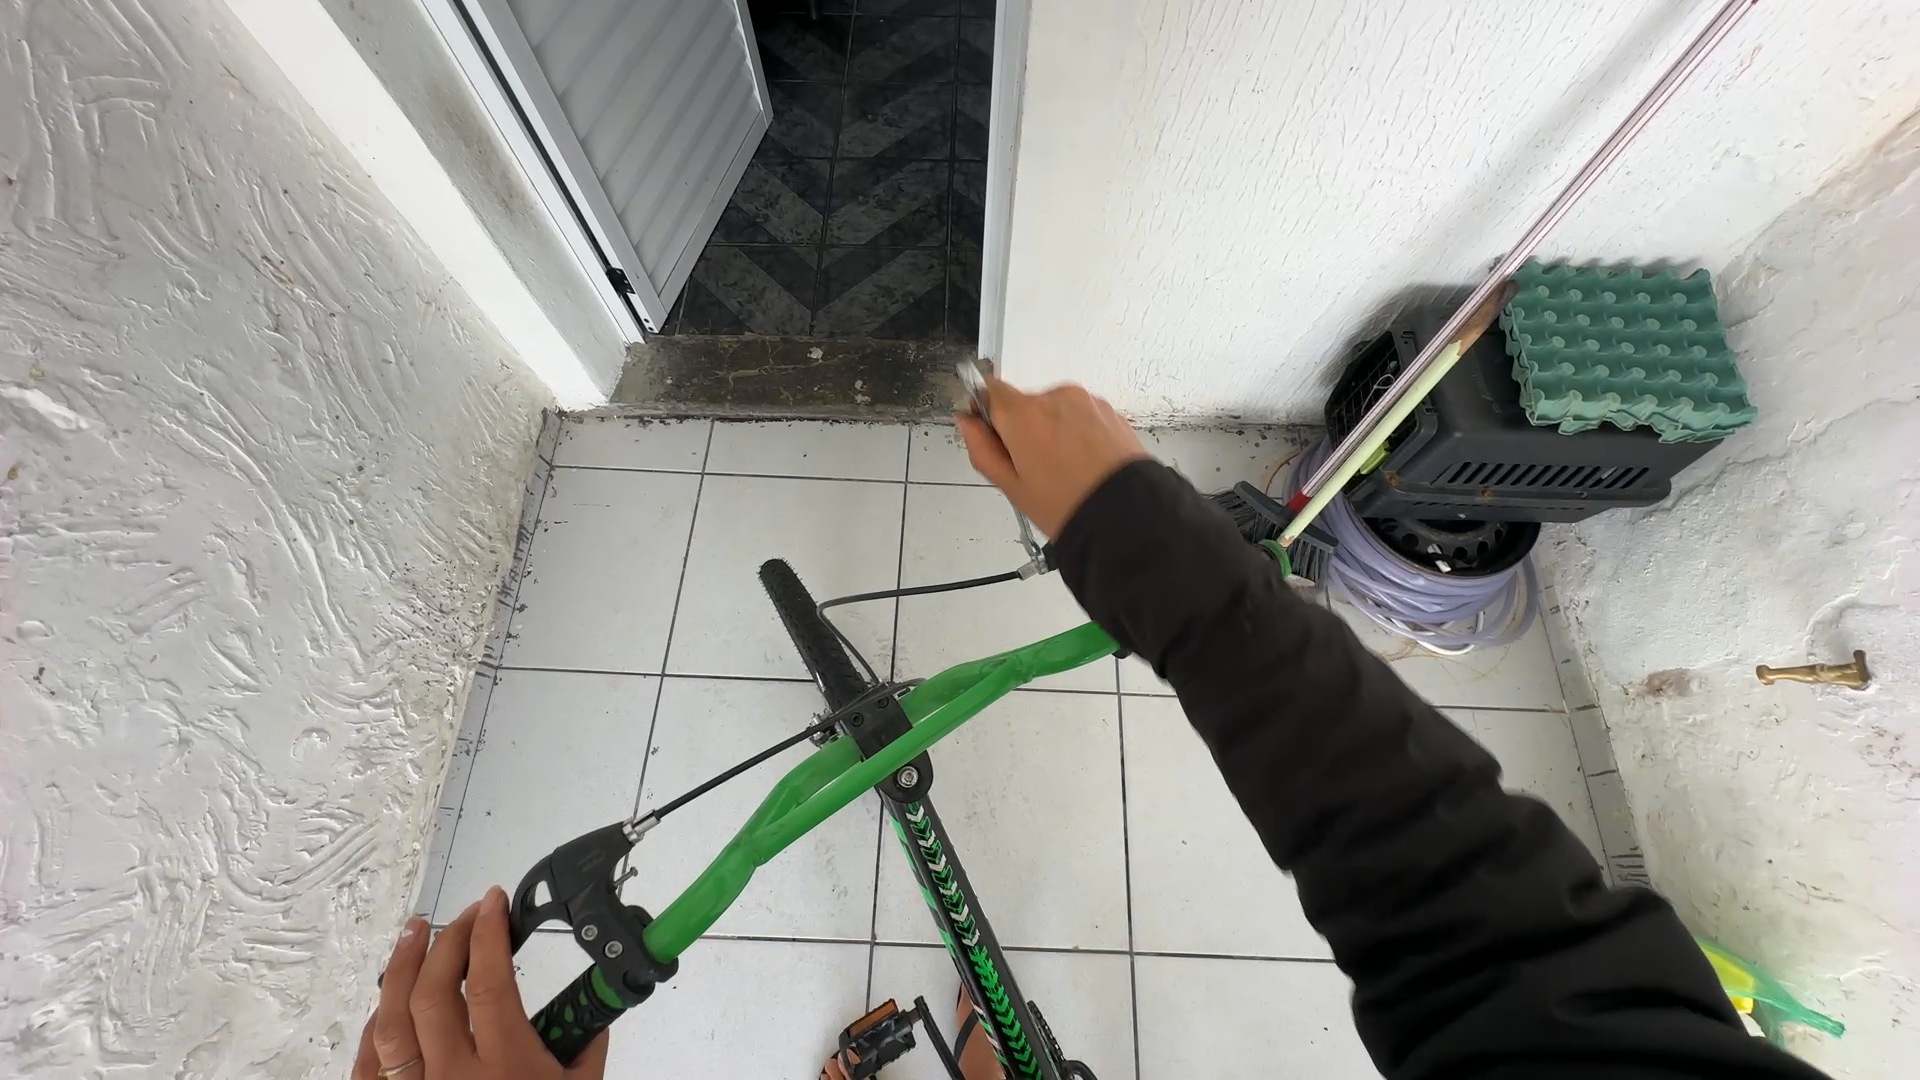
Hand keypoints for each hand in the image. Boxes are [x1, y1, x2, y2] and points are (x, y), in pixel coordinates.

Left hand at [353, 887, 608, 1079]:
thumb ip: (586, 1040)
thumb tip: (590, 1001)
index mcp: (505, 1066)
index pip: (490, 981)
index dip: (489, 932)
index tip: (496, 900)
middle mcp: (451, 1078)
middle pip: (432, 994)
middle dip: (449, 940)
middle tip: (468, 912)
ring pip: (388, 1025)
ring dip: (401, 969)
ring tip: (417, 931)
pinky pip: (366, 1066)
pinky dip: (375, 1025)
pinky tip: (389, 999)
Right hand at [957, 376, 1148, 536]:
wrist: (1127, 514)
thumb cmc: (1070, 506)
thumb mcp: (1012, 487)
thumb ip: (982, 449)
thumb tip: (968, 424)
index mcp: (1023, 415)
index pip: (989, 389)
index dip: (985, 410)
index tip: (990, 430)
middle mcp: (1054, 398)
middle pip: (1024, 403)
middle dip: (1023, 428)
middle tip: (1032, 467)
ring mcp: (1085, 401)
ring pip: (1054, 409)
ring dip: (1052, 430)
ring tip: (1063, 469)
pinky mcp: (1108, 410)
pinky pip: (1081, 415)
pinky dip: (1077, 433)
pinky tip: (1083, 463)